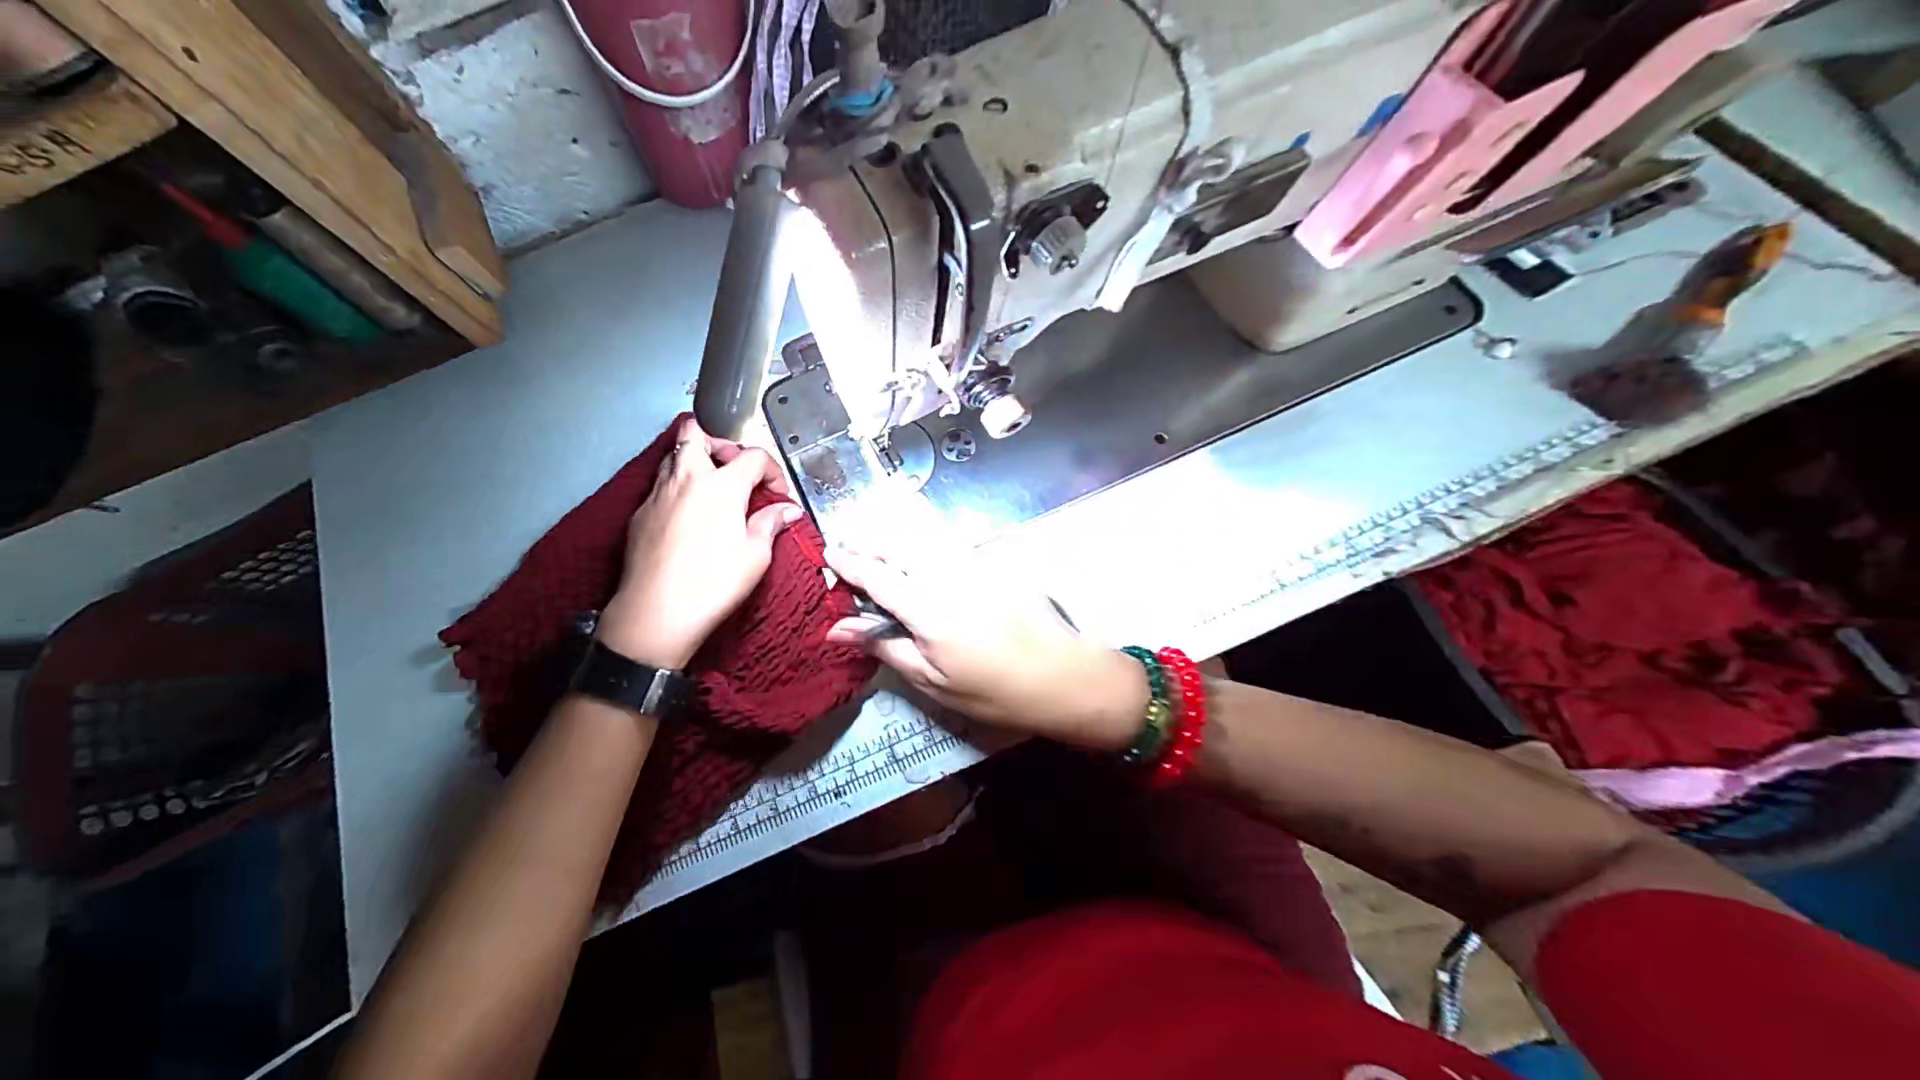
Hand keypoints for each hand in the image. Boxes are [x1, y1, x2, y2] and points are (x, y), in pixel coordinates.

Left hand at [597, 418, 804, 669]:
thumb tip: (787, 511)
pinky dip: (678, 487)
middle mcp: (686, 479)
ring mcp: (658, 494)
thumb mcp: (756, 555)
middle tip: (736, 469)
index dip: (772, 471)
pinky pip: (660, 485)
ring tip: (713, 487)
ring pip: (674, 455)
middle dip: (721, 443)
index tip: (778, 495)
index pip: (753, 456)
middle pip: (697, 433)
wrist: (657, 612)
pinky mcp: (640, 514)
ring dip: (695, 460)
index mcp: (722, 485)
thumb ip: (770, 524)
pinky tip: (689, 514)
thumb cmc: (712, 584)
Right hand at [822, 543, 1145, 749]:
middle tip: (852, 549)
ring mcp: (974, 564)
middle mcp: (947, 576)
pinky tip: (923, 552)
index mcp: (926, 609)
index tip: (830, 554)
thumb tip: (837, 629)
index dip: (849, 562)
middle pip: (897, 545)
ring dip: (897, 537)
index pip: (876, 575)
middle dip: (870, 541)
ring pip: (924, 537)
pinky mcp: (995, 563)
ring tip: (881, 546)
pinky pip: (951, 543)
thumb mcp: (931, 682)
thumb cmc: (991, 691)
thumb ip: (884, 647)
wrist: (1061, 676)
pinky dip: (928, 542)